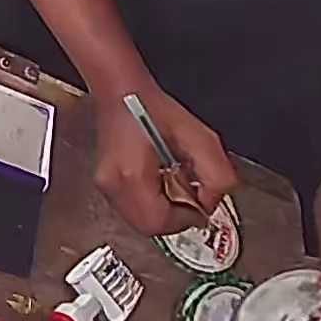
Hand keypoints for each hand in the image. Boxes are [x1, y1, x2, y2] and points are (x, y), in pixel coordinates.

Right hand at [93, 85, 236, 235]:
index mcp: (133, 174)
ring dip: (162, 211)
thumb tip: (209, 203)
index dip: (185, 218)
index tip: (198, 201)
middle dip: (174, 218)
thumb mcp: (200, 137)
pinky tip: (157, 181)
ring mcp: (105, 186)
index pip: (160, 222)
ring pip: (139, 222)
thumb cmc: (152, 108)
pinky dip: (150, 204)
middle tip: (187, 194)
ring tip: (171, 183)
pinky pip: (131, 210)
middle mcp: (113, 185)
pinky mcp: (104, 184)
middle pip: (147, 227)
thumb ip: (216, 175)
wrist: (120, 92)